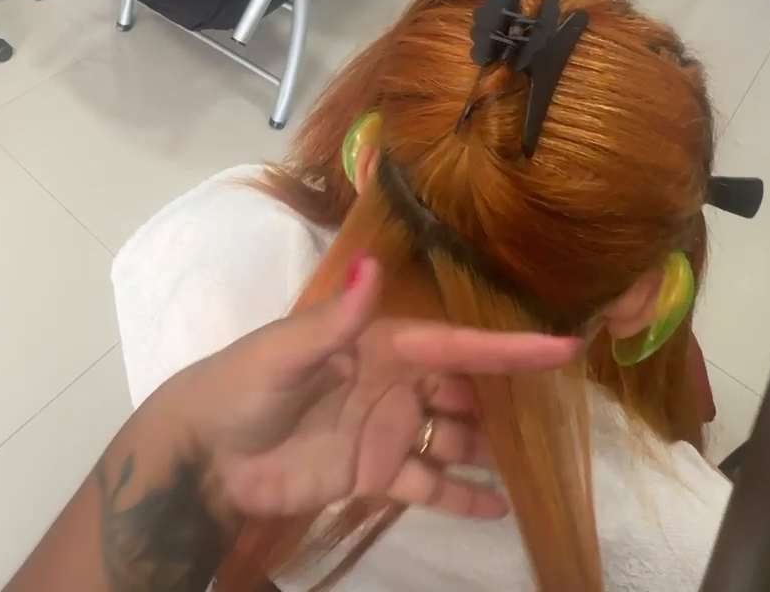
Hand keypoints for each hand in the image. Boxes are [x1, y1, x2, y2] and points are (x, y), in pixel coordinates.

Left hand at [162, 255, 581, 522]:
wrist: (208, 454)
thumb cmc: (244, 387)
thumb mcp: (287, 350)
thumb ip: (336, 317)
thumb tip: (374, 262)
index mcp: (375, 344)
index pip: (450, 343)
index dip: (504, 346)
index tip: (561, 346)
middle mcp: (390, 383)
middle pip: (461, 391)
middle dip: (502, 400)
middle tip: (555, 416)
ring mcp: (384, 429)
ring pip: (452, 437)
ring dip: (487, 449)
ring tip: (533, 467)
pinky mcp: (373, 473)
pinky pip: (429, 483)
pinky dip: (461, 494)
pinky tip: (497, 507)